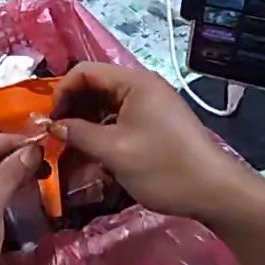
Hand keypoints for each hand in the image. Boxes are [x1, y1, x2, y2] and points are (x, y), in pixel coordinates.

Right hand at [51, 62, 256, 221]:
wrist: (214, 191)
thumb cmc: (163, 166)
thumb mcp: (114, 151)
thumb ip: (79, 133)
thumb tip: (52, 126)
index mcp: (134, 82)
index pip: (85, 72)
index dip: (62, 92)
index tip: (50, 120)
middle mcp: (142, 86)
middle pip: (95, 86)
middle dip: (72, 107)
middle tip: (57, 135)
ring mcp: (150, 104)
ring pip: (105, 104)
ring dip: (85, 121)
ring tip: (71, 146)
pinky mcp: (155, 122)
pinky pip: (119, 118)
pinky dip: (102, 130)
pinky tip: (93, 151)